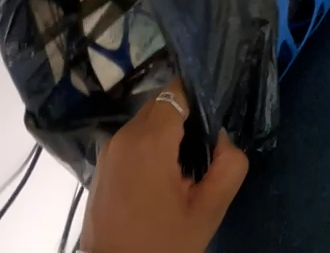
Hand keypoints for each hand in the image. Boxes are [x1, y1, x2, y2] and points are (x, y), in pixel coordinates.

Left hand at [79, 79, 249, 252]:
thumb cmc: (162, 245)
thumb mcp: (207, 212)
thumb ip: (228, 166)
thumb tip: (223, 137)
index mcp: (150, 140)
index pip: (176, 92)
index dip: (197, 98)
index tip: (212, 120)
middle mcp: (124, 136)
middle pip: (161, 105)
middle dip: (184, 119)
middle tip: (201, 152)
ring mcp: (109, 150)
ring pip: (145, 122)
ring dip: (165, 135)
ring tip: (182, 170)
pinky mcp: (101, 166)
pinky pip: (131, 141)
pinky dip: (148, 148)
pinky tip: (159, 181)